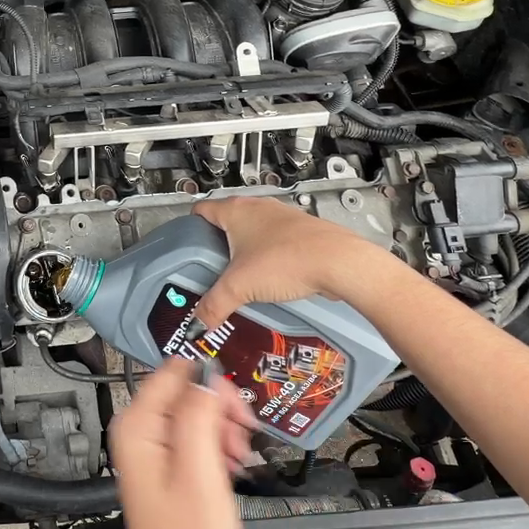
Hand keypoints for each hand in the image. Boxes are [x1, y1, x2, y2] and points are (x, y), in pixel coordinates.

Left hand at [111, 358, 253, 528]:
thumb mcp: (199, 472)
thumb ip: (200, 414)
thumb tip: (205, 371)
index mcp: (136, 424)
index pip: (174, 370)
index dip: (211, 382)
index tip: (236, 405)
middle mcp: (138, 429)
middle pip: (187, 390)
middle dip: (220, 410)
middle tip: (240, 438)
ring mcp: (151, 446)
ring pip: (195, 413)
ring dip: (222, 430)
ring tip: (235, 460)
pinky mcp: (167, 463)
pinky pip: (195, 435)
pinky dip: (217, 447)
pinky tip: (228, 467)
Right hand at [192, 196, 395, 325]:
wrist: (339, 263)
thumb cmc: (288, 260)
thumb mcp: (240, 286)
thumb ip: (215, 304)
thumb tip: (201, 321)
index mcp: (235, 210)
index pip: (201, 210)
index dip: (191, 227)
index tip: (189, 246)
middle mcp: (257, 206)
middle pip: (227, 220)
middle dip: (219, 243)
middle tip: (214, 267)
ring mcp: (282, 216)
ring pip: (253, 229)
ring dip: (246, 248)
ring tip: (243, 274)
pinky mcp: (302, 230)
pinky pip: (277, 238)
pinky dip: (270, 253)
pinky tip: (273, 276)